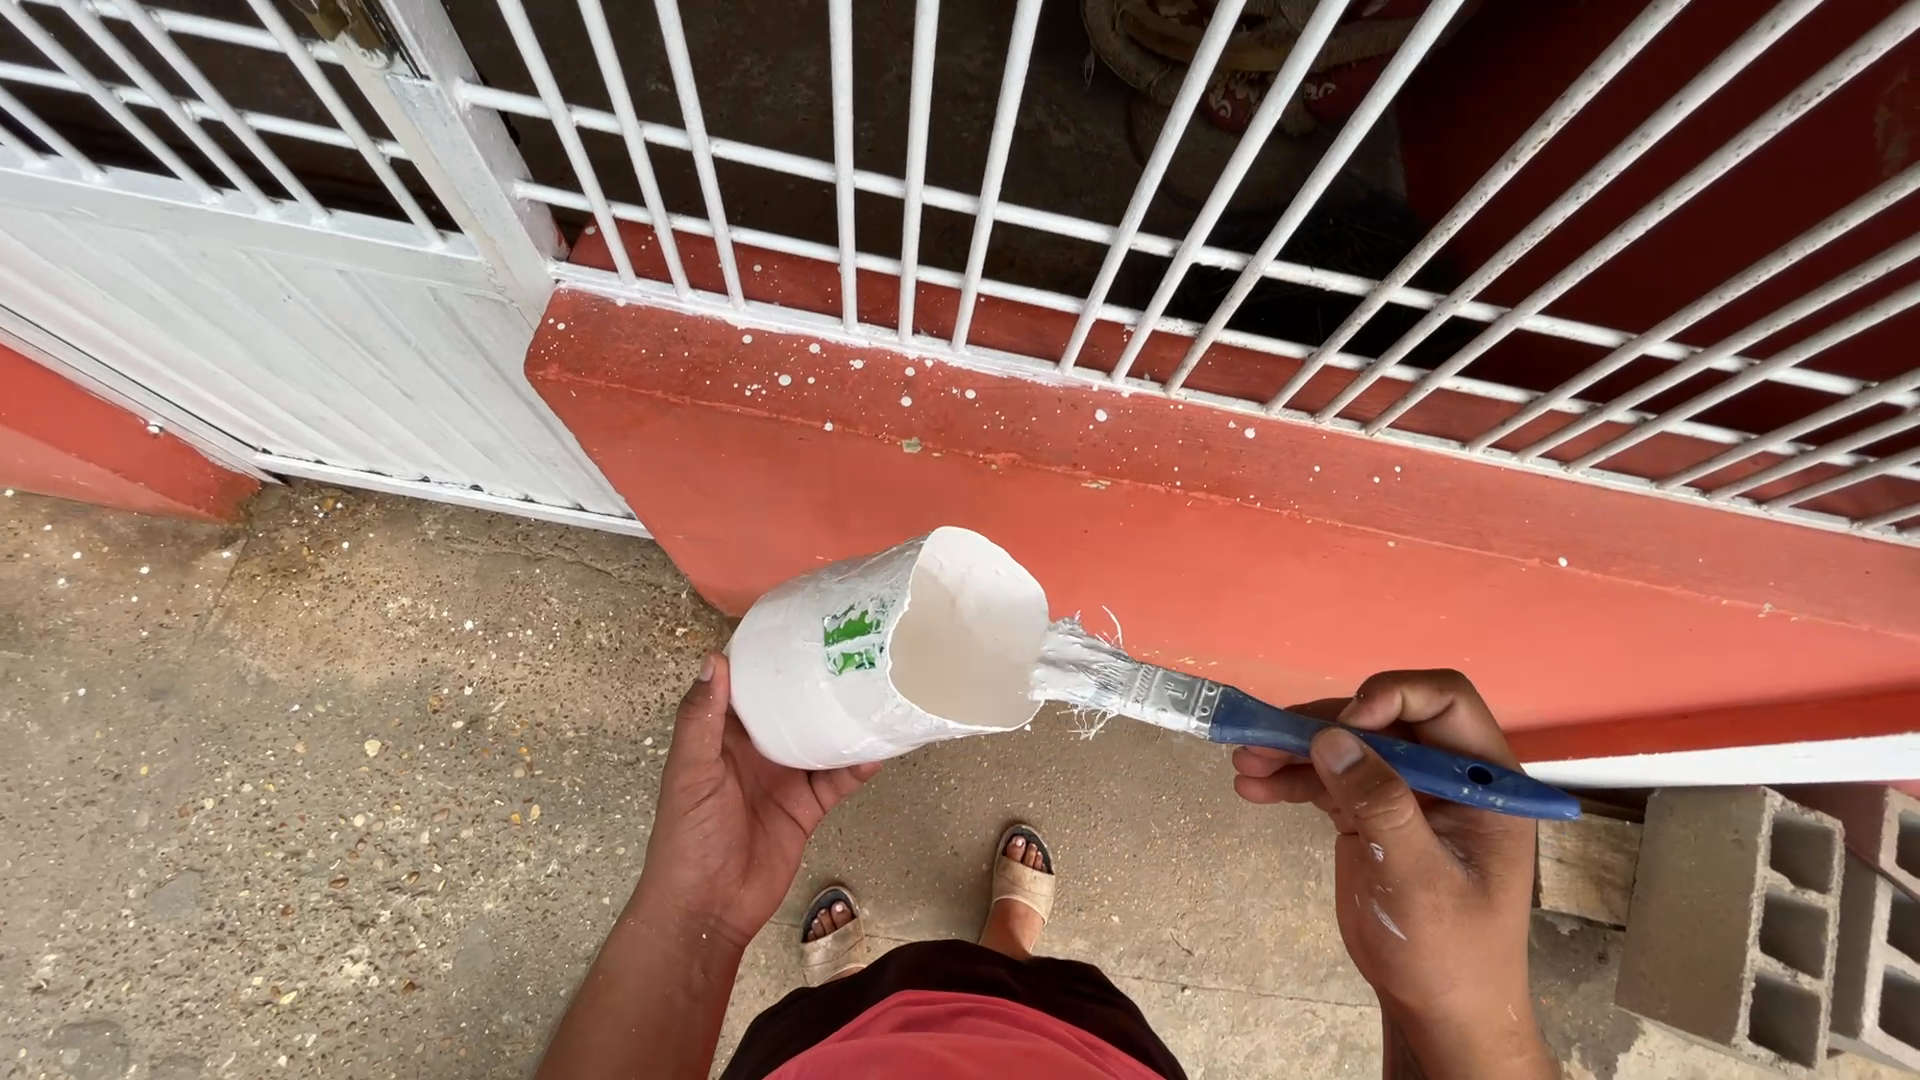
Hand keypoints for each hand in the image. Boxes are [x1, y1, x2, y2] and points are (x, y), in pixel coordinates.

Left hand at [635, 653, 880, 948]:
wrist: (709, 907)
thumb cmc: (690, 835)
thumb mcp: (691, 771)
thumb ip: (702, 719)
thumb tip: (714, 657)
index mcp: (723, 736)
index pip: (747, 687)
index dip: (768, 659)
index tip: (799, 627)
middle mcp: (757, 750)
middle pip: (792, 710)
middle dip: (817, 686)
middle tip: (854, 654)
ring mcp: (785, 778)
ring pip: (821, 740)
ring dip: (844, 723)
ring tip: (876, 694)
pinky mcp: (808, 806)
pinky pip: (837, 780)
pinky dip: (857, 766)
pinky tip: (879, 750)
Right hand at [1231, 670, 1552, 1078]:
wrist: (1433, 1009)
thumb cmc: (1448, 952)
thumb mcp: (1418, 879)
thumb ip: (1381, 805)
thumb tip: (1332, 738)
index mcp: (1481, 784)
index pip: (1444, 703)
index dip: (1391, 697)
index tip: (1345, 729)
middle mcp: (1442, 777)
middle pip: (1377, 719)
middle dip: (1319, 726)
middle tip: (1263, 739)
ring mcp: (1401, 793)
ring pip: (1343, 745)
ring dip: (1290, 749)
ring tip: (1242, 761)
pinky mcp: (1365, 812)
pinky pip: (1323, 778)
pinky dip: (1287, 778)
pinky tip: (1252, 787)